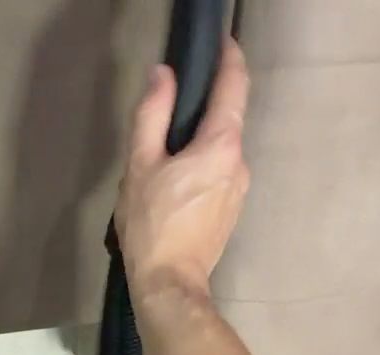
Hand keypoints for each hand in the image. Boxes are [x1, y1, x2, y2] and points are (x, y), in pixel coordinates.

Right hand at [114, 39, 250, 302]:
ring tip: (162, 165)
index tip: (220, 44)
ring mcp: (238, 191)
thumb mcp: (140, 167)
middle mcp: (239, 162)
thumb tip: (162, 76)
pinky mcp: (229, 214)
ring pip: (219, 154)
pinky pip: (216, 179)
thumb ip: (151, 116)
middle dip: (201, 113)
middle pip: (225, 122)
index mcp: (222, 144)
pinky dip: (199, 173)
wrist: (170, 286)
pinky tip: (173, 192)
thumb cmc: (152, 227)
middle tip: (169, 117)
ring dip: (197, 149)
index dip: (228, 58)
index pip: (234, 85)